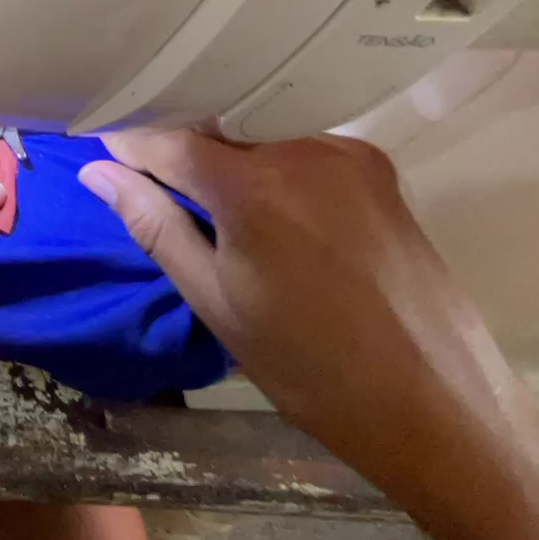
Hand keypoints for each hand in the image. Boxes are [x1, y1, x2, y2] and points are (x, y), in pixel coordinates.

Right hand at [77, 130, 538, 539]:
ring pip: (260, 136)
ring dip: (224, 155)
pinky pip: (300, 149)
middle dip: (175, 147)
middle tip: (143, 172)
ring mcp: (349, 156)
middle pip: (216, 130)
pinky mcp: (378, 171)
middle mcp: (304, 151)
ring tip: (199, 190)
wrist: (441, 410)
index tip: (100, 147)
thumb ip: (152, 223)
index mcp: (255, 185)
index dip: (130, 144)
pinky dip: (269, 164)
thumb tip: (97, 172)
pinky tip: (261, 200)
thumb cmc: (308, 364)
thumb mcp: (212, 298)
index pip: (169, 141)